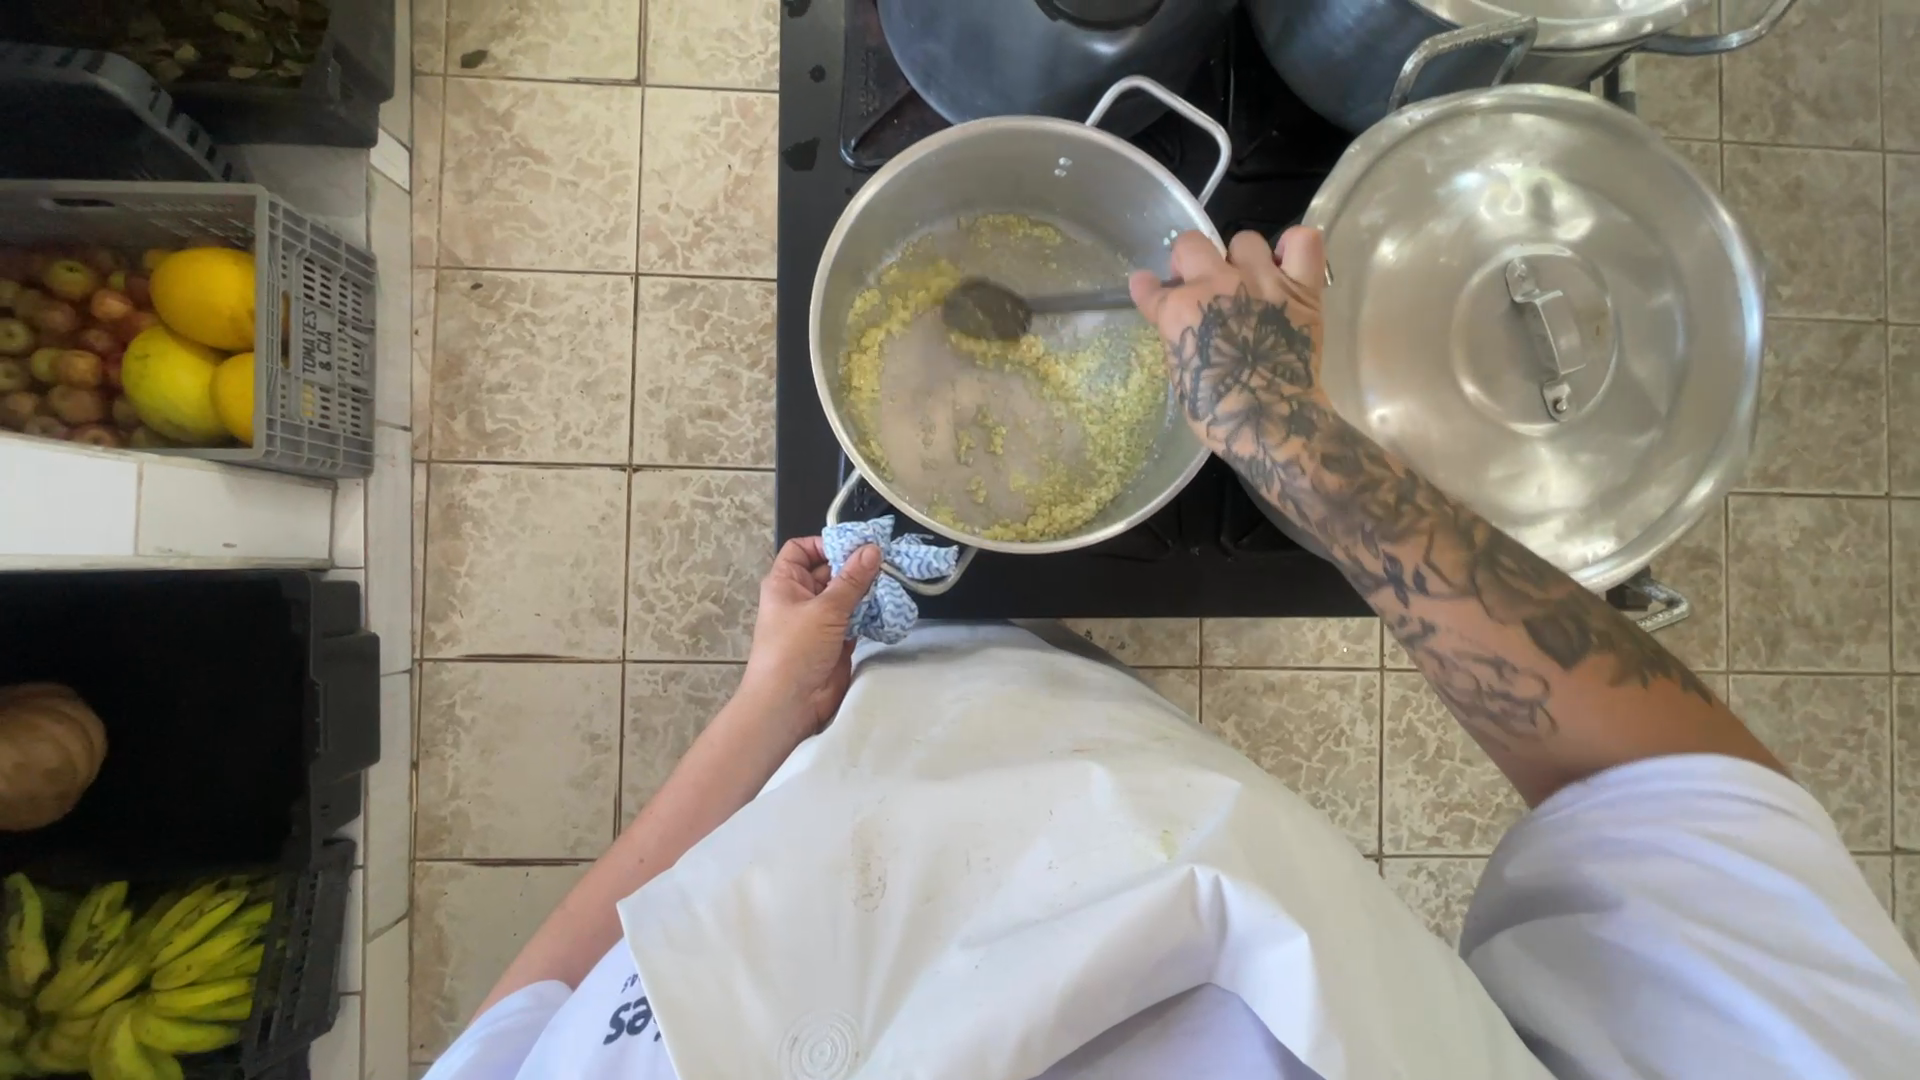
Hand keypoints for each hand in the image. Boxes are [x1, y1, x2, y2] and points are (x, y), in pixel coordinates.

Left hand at [740, 537, 882, 739]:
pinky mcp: (836, 640)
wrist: (790, 704)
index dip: (826, 543)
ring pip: (846, 595)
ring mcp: (819, 620)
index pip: (802, 549)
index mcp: (786, 583)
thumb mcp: (825, 609)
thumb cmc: (795, 649)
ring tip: (892, 582)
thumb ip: (852, 580)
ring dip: (867, 590)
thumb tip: (872, 549)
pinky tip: (889, 606)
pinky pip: (855, 618)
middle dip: (855, 566)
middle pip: (830, 571)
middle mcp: (801, 597)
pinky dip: (870, 612)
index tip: (856, 545)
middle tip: (887, 561)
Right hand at [1128, 226, 1329, 452]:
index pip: (1151, 288)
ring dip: (1238, 260)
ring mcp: (1261, 281)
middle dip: (1187, 262)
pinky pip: (1303, 241)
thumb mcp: (1179, 373)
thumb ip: (1172, 335)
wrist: (1271, 421)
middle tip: (1196, 284)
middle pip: (1190, 244)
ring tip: (1244, 283)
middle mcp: (1215, 285)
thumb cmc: (1216, 410)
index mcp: (1178, 311)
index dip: (1148, 290)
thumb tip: (1167, 313)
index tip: (1150, 291)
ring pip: (1243, 241)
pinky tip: (1284, 265)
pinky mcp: (1301, 287)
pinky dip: (1293, 248)